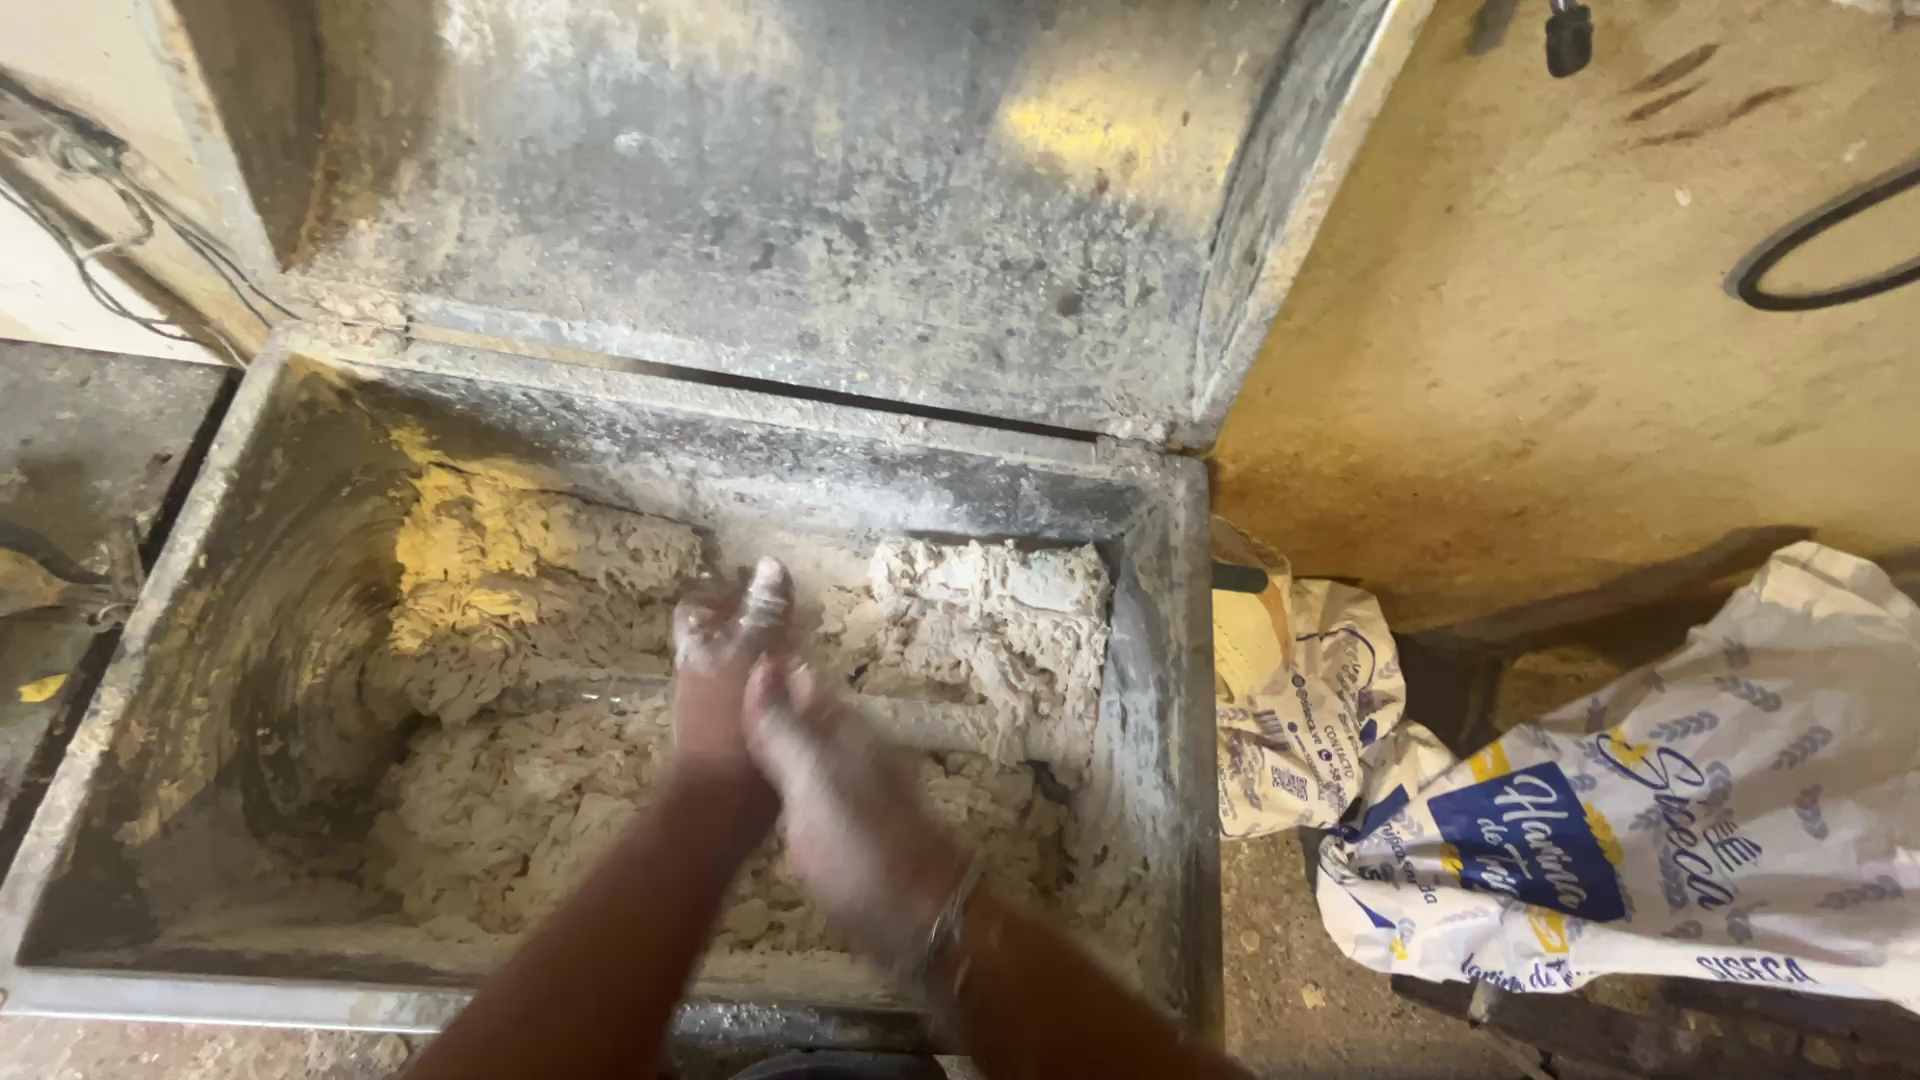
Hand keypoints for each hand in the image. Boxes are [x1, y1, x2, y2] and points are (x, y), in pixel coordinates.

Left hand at [670, 557, 791, 793]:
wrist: (721, 805)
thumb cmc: (733, 723)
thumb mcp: (754, 656)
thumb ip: (765, 613)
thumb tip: (772, 564)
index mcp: (698, 649)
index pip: (699, 607)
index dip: (725, 594)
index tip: (763, 590)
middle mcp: (699, 672)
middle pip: (718, 635)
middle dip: (751, 623)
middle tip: (795, 619)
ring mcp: (713, 705)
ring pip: (736, 664)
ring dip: (765, 654)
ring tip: (805, 651)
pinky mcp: (734, 731)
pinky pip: (753, 694)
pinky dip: (774, 685)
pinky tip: (803, 691)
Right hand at [743, 658, 968, 966]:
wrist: (914, 916)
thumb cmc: (861, 845)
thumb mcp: (815, 780)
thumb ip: (786, 728)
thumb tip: (763, 665)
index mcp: (846, 728)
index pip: (801, 681)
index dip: (766, 671)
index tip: (719, 662)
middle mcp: (850, 748)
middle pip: (802, 713)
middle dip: (763, 705)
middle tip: (704, 704)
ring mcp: (848, 787)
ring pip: (802, 749)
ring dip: (768, 742)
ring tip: (718, 743)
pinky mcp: (842, 824)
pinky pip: (802, 785)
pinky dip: (776, 780)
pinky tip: (751, 792)